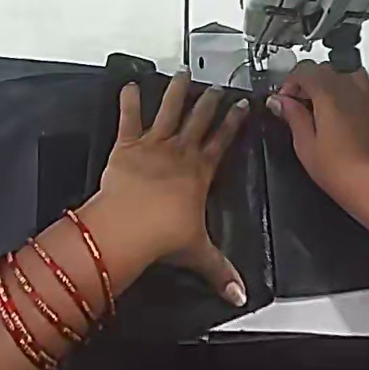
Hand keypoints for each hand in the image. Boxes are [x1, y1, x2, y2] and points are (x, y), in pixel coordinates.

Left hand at [86, 72, 250, 306]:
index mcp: (200, 171)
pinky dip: (128, 101)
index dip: (233, 122)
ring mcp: (153, 144)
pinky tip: (129, 85)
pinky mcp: (127, 144)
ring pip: (169, 110)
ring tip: (183, 74)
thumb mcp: (199, 252)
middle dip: (210, 101)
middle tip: (216, 86)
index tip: (241, 105)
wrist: (129, 225)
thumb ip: (221, 271)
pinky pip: (129, 118)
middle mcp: (180, 151)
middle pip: (199, 120)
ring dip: (177, 92)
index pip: (222, 141)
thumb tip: (241, 296)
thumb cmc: (164, 235)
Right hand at [268, 60, 368, 210]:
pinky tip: (354, 104)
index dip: (289, 83)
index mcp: (329, 94)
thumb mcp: (304, 144)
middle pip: (324, 70)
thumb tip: (280, 101)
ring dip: (333, 84)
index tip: (283, 99)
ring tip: (322, 105)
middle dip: (307, 83)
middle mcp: (351, 90)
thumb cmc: (341, 171)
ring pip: (349, 75)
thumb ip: (292, 116)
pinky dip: (363, 92)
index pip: (304, 70)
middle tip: (296, 106)